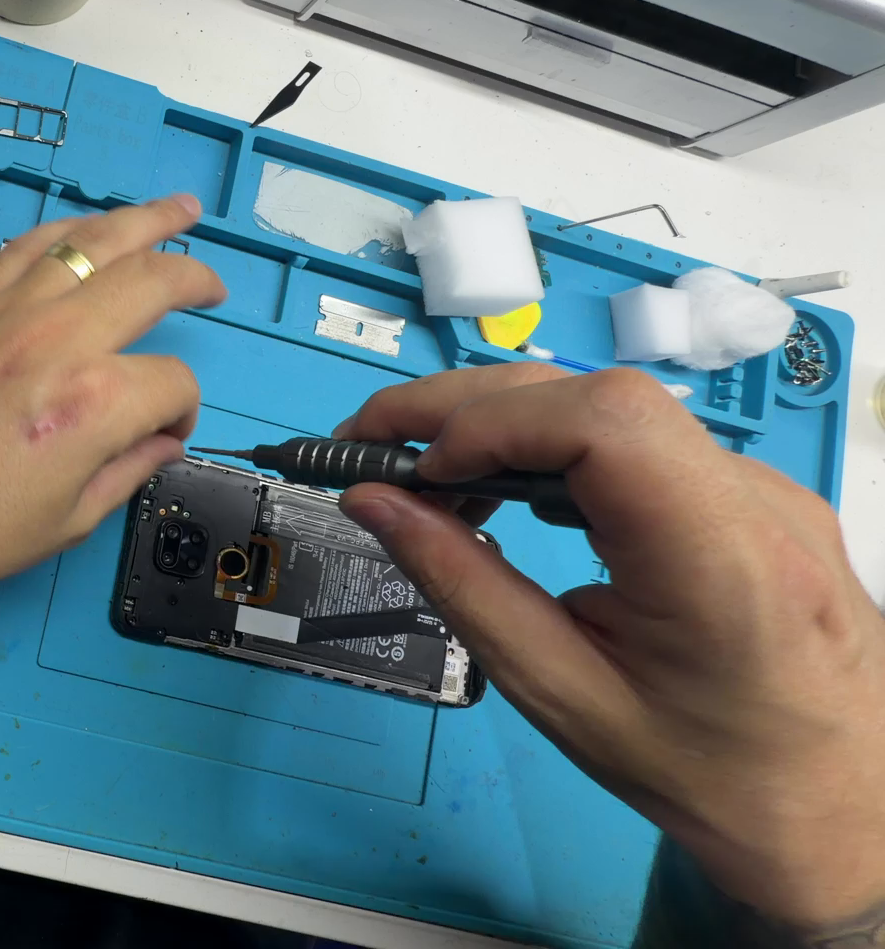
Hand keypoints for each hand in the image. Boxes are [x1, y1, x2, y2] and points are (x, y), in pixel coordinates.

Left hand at [0, 195, 223, 605]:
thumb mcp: (65, 523)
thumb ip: (128, 471)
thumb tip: (162, 441)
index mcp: (92, 403)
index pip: (172, 382)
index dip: (182, 410)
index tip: (164, 430)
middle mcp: (55, 341)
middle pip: (150, 279)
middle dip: (194, 277)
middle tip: (213, 284)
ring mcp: (6, 314)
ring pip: (89, 242)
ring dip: (143, 220)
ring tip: (176, 210)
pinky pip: (24, 248)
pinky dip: (64, 231)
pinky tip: (84, 230)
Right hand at [334, 364, 884, 928]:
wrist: (837, 808)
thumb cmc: (692, 766)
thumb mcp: (550, 687)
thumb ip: (456, 582)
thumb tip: (367, 499)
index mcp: (722, 565)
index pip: (605, 423)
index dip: (487, 425)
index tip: (413, 476)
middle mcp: (753, 502)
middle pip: (586, 394)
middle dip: (454, 407)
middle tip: (365, 447)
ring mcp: (752, 488)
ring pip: (594, 401)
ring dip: (483, 421)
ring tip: (419, 477)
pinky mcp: (732, 491)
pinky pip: (614, 433)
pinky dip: (525, 442)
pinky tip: (491, 490)